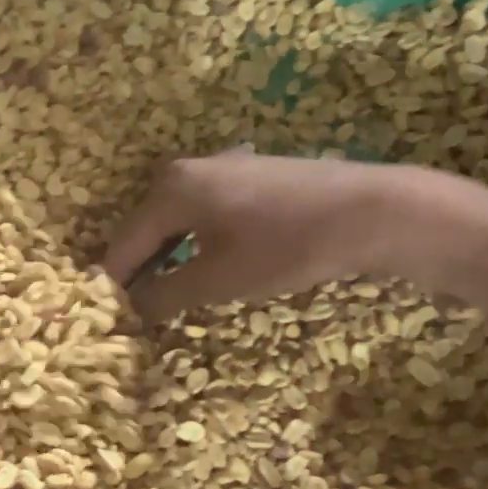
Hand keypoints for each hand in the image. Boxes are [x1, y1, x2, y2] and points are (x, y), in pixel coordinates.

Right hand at [102, 150, 401, 322]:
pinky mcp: (248, 175)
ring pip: (174, 221)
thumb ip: (164, 295)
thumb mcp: (217, 280)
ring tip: (172, 295)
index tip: (114, 321)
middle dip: (141, 271)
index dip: (115, 286)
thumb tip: (130, 311)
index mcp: (169, 190)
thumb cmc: (285, 246)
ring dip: (168, 258)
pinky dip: (195, 242)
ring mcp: (220, 167)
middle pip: (145, 229)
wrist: (374, 211)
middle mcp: (185, 170)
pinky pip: (202, 212)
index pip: (123, 245)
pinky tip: (210, 265)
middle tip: (142, 312)